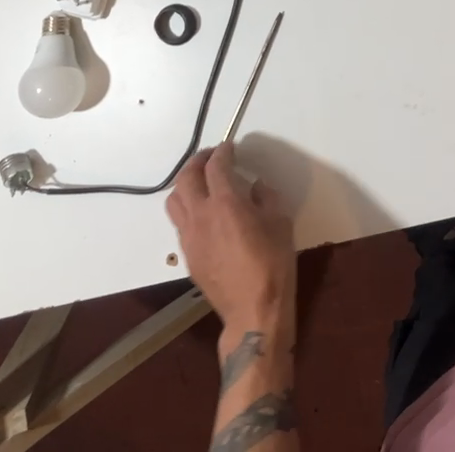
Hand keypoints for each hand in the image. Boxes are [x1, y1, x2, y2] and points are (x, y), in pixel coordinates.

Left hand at [166, 143, 295, 331]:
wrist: (253, 308)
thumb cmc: (273, 263)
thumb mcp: (281, 222)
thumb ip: (266, 198)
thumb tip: (255, 187)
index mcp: (226, 203)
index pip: (216, 167)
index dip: (222, 152)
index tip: (229, 146)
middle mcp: (201, 215)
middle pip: (186, 178)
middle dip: (197, 161)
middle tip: (211, 157)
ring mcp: (189, 236)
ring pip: (174, 200)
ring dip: (185, 184)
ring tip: (200, 182)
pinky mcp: (187, 254)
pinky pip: (179, 222)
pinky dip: (187, 208)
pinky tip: (203, 213)